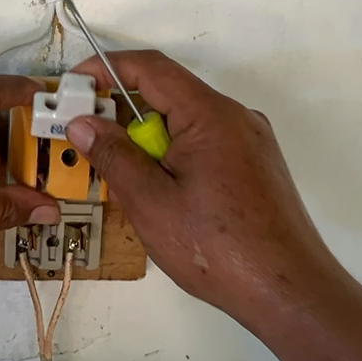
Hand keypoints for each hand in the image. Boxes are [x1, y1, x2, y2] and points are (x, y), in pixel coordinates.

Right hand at [64, 50, 350, 327]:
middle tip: (87, 143)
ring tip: (123, 181)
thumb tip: (83, 122)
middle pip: (168, 97)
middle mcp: (235, 118)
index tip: (73, 86)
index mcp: (210, 115)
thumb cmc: (216, 247)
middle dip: (122, 115)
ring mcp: (250, 143)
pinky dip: (172, 159)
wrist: (288, 292)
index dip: (106, 69)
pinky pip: (203, 146)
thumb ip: (113, 155)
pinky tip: (161, 197)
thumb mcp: (150, 202)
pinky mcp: (255, 168)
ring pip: (184, 126)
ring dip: (146, 143)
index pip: (151, 68)